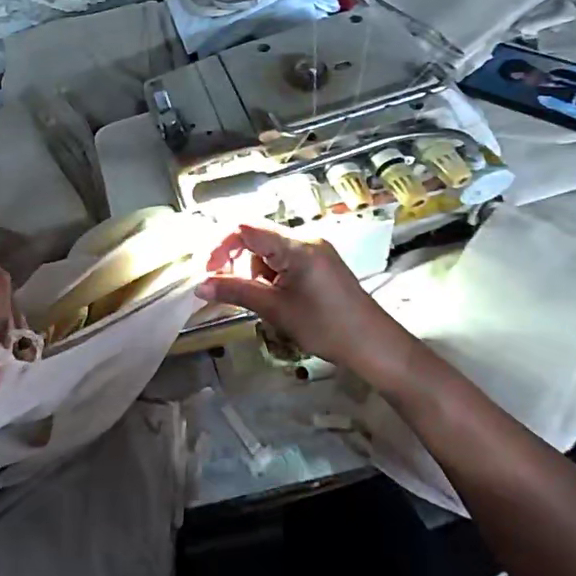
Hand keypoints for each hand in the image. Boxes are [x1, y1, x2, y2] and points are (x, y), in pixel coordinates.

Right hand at [197, 222, 419, 379]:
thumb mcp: (276, 310)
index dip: (221, 246)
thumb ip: (235, 291)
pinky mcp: (320, 262)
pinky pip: (283, 258)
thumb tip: (199, 285)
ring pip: (267, 249)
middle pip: (255, 236)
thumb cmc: (327, 327)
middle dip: (236, 259)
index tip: (208, 271)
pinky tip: (277, 297)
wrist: (376, 346)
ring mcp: (314, 250)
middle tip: (224, 285)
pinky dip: (271, 274)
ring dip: (255, 270)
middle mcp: (305, 239)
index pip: (245, 228)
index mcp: (296, 246)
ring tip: (263, 300)